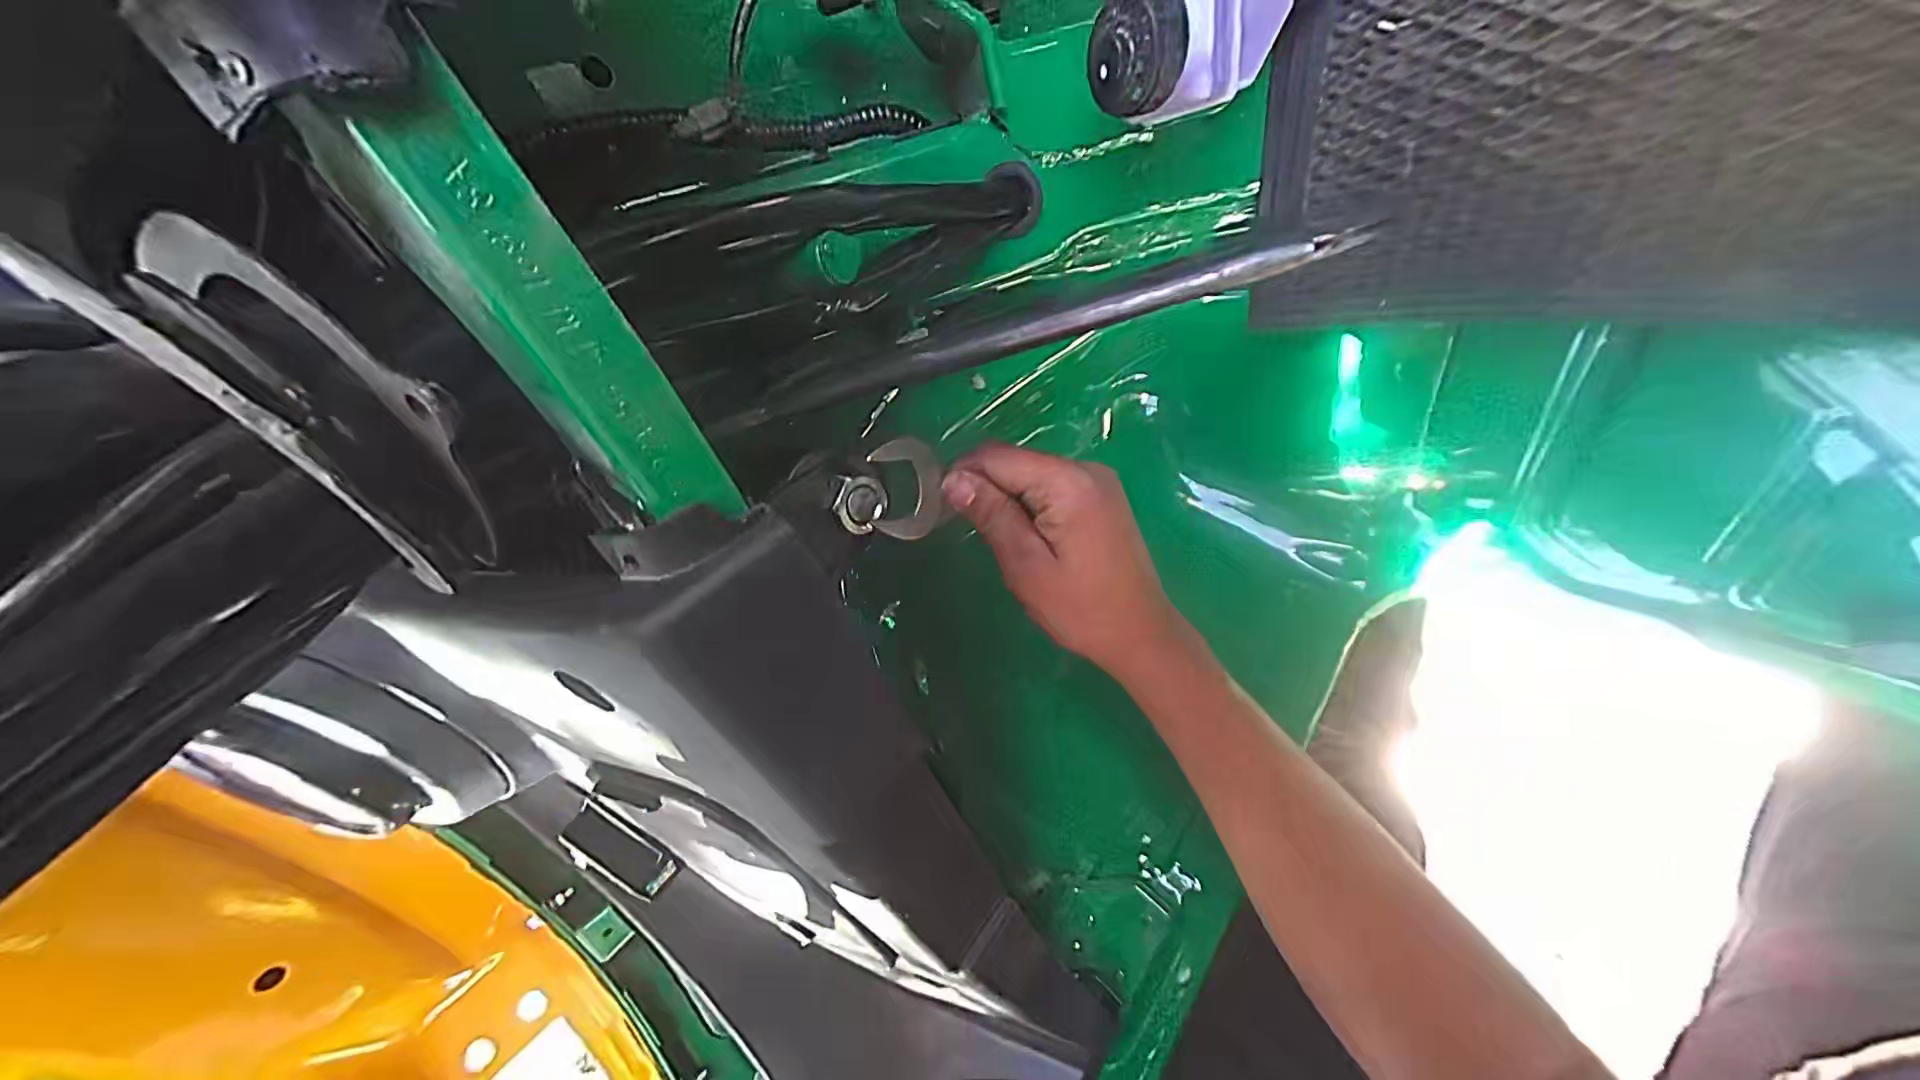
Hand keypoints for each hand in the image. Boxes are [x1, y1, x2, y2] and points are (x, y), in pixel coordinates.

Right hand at [942, 442, 1188, 675]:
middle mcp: (1085, 468)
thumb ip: (992, 515)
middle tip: (968, 528)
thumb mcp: (1026, 565)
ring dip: (1006, 496)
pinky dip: (1029, 502)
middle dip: (984, 485)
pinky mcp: (1101, 495)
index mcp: (1068, 482)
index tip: (942, 506)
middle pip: (1015, 460)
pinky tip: (1025, 534)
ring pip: (1031, 472)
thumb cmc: (1081, 609)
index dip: (964, 474)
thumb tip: (953, 479)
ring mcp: (1097, 480)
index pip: (998, 457)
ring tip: (998, 537)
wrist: (1141, 633)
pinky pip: (1051, 485)